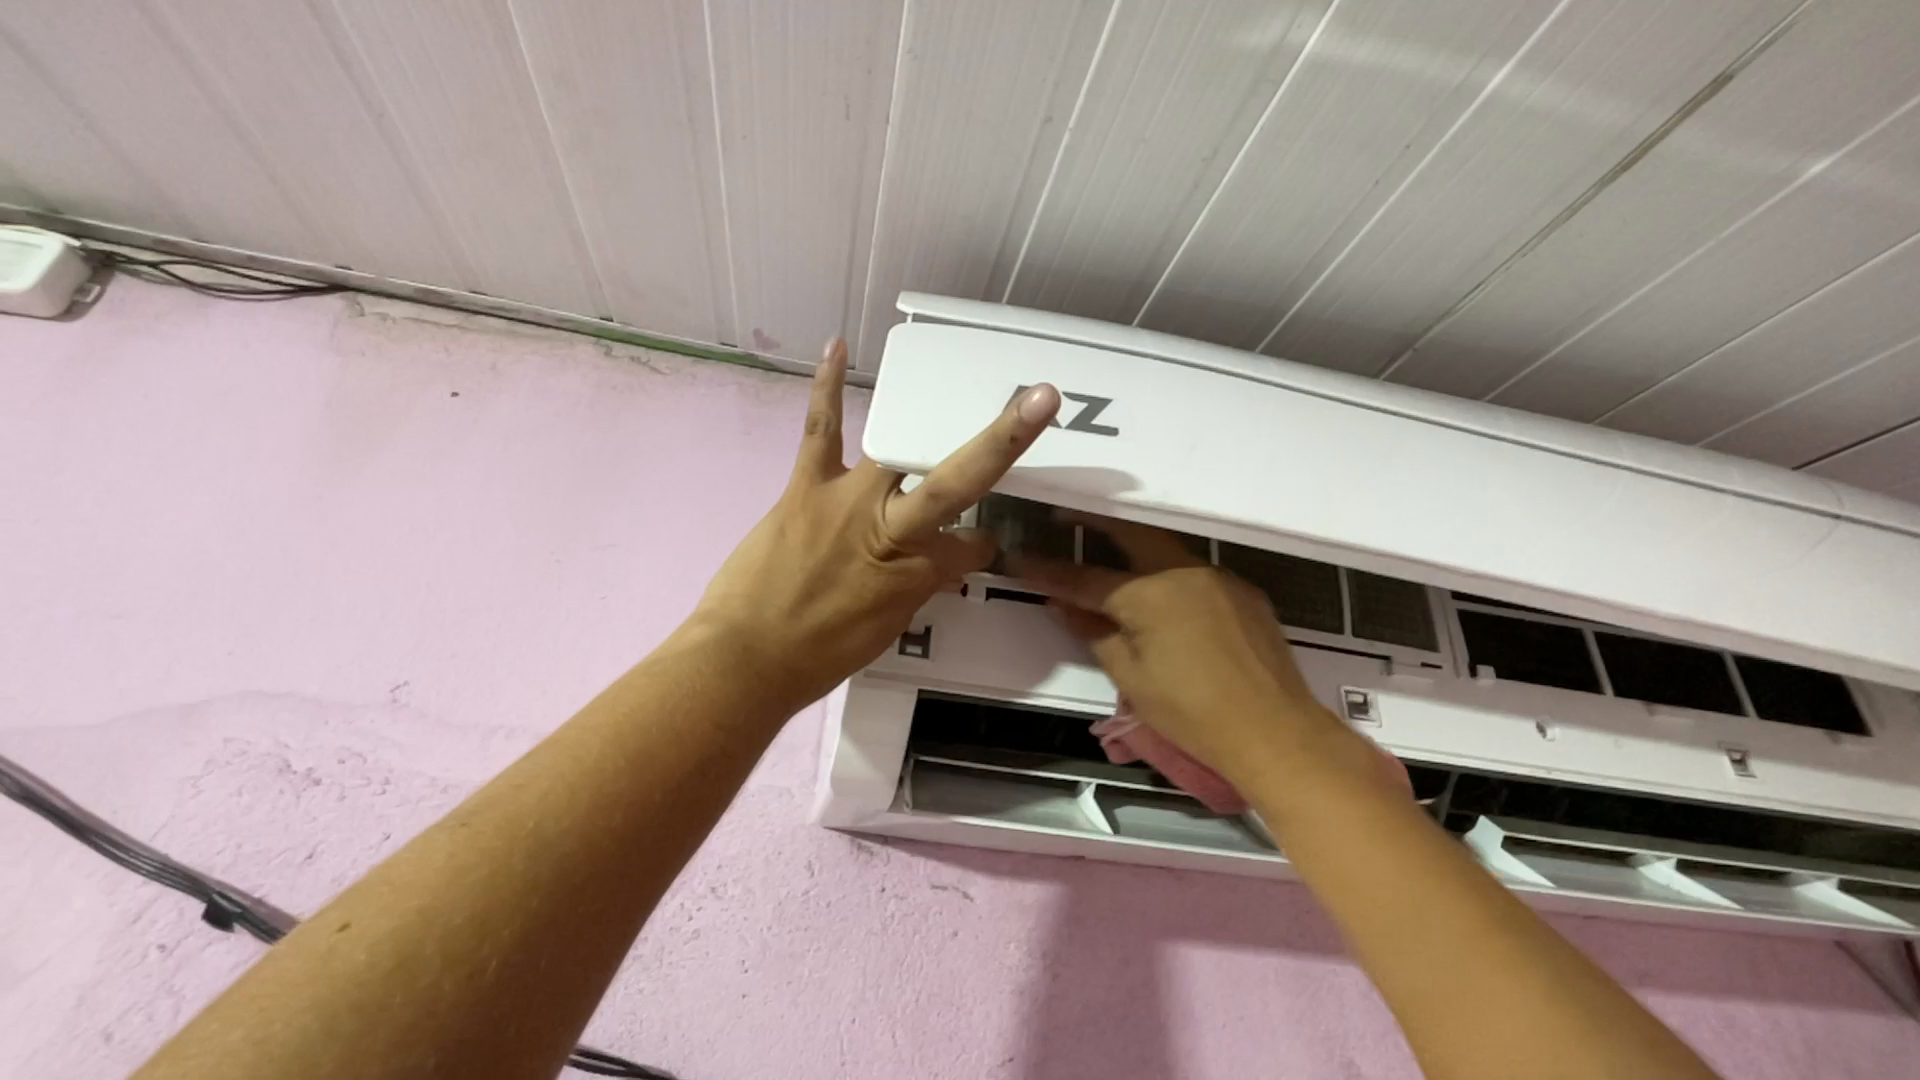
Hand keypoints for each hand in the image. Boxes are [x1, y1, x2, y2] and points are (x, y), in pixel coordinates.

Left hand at [689, 339, 1060, 711]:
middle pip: (957, 481)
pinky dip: (827, 387)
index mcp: (920, 570)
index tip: (982, 546)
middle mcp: (895, 526)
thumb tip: (941, 565)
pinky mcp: (808, 484)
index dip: (980, 545)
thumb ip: (918, 587)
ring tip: (961, 375)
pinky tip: (837, 345)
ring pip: (898, 447)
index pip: (970, 547)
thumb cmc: (820, 655)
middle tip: (1044, 401)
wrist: (747, 659)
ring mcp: (850, 498)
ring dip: (930, 414)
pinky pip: (822, 429)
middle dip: (1003, 443)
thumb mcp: (887, 628)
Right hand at [1020, 517, 1403, 805]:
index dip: (1048, 570)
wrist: (1274, 731)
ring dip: (1134, 549)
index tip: (1018, 559)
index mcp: (1148, 592)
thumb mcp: (1130, 677)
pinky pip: (1196, 573)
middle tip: (1065, 518)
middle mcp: (1183, 571)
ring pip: (1167, 551)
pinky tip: (1163, 594)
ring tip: (1109, 552)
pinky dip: (1169, 574)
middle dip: (1094, 524)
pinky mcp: (1245, 594)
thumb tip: (1062, 604)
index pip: (1084, 578)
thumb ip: (1094, 632)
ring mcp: (1219, 578)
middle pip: (1131, 535)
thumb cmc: (1191, 712)